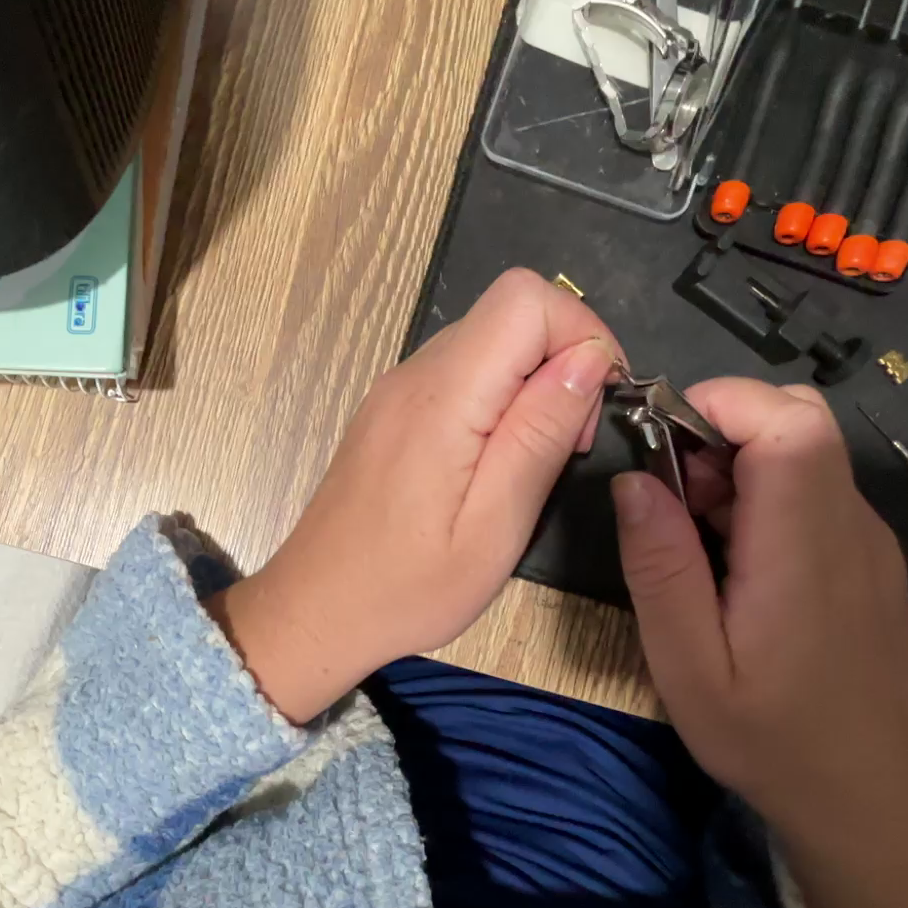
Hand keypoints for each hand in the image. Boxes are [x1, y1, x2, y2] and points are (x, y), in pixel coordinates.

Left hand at [208, 269, 618, 723]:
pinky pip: (456, 378)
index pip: (525, 297)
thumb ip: (540, 435)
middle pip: (506, 315)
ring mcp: (392, 392)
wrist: (315, 610)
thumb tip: (587, 361)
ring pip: (484, 345)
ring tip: (526, 465)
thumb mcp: (493, 528)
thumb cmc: (405, 589)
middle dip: (560, 363)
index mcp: (440, 396)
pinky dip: (493, 401)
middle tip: (565, 448)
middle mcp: (411, 376)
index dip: (580, 334)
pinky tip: (488, 466)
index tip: (592, 408)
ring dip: (527, 386)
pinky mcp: (386, 414)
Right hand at [611, 379, 907, 907]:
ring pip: (801, 454)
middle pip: (798, 422)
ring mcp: (866, 542)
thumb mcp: (687, 663)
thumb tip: (633, 480)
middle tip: (662, 497)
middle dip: (716, 431)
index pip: (788, 421)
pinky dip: (756, 498)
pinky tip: (726, 563)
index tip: (654, 435)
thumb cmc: (769, 738)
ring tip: (685, 540)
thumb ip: (659, 566)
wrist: (870, 802)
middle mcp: (850, 527)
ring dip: (731, 468)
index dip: (720, 402)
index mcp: (804, 548)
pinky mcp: (864, 560)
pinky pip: (809, 494)